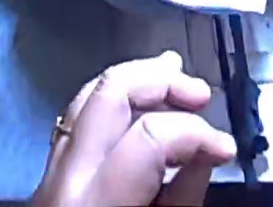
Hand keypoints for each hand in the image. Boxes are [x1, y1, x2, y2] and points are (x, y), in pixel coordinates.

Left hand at [32, 52, 237, 206]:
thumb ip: (184, 198)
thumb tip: (207, 149)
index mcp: (93, 206)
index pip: (150, 137)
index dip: (196, 134)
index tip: (226, 149)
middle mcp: (62, 181)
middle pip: (111, 92)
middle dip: (162, 81)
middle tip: (201, 94)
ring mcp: (47, 177)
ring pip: (89, 93)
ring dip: (139, 79)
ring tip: (177, 78)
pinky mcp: (46, 179)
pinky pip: (80, 117)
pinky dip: (116, 99)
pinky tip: (143, 100)